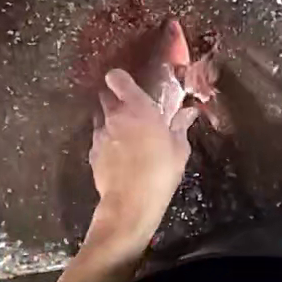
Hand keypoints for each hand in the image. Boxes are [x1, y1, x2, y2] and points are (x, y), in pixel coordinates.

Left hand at [83, 68, 196, 264]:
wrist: (130, 203)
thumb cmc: (160, 171)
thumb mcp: (179, 149)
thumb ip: (180, 126)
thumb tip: (188, 112)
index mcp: (137, 108)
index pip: (118, 79)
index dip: (119, 78)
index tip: (127, 83)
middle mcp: (114, 116)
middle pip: (106, 96)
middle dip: (115, 98)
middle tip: (132, 110)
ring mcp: (99, 135)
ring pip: (100, 118)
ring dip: (110, 121)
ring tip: (125, 134)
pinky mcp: (93, 154)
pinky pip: (99, 139)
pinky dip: (107, 141)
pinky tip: (119, 154)